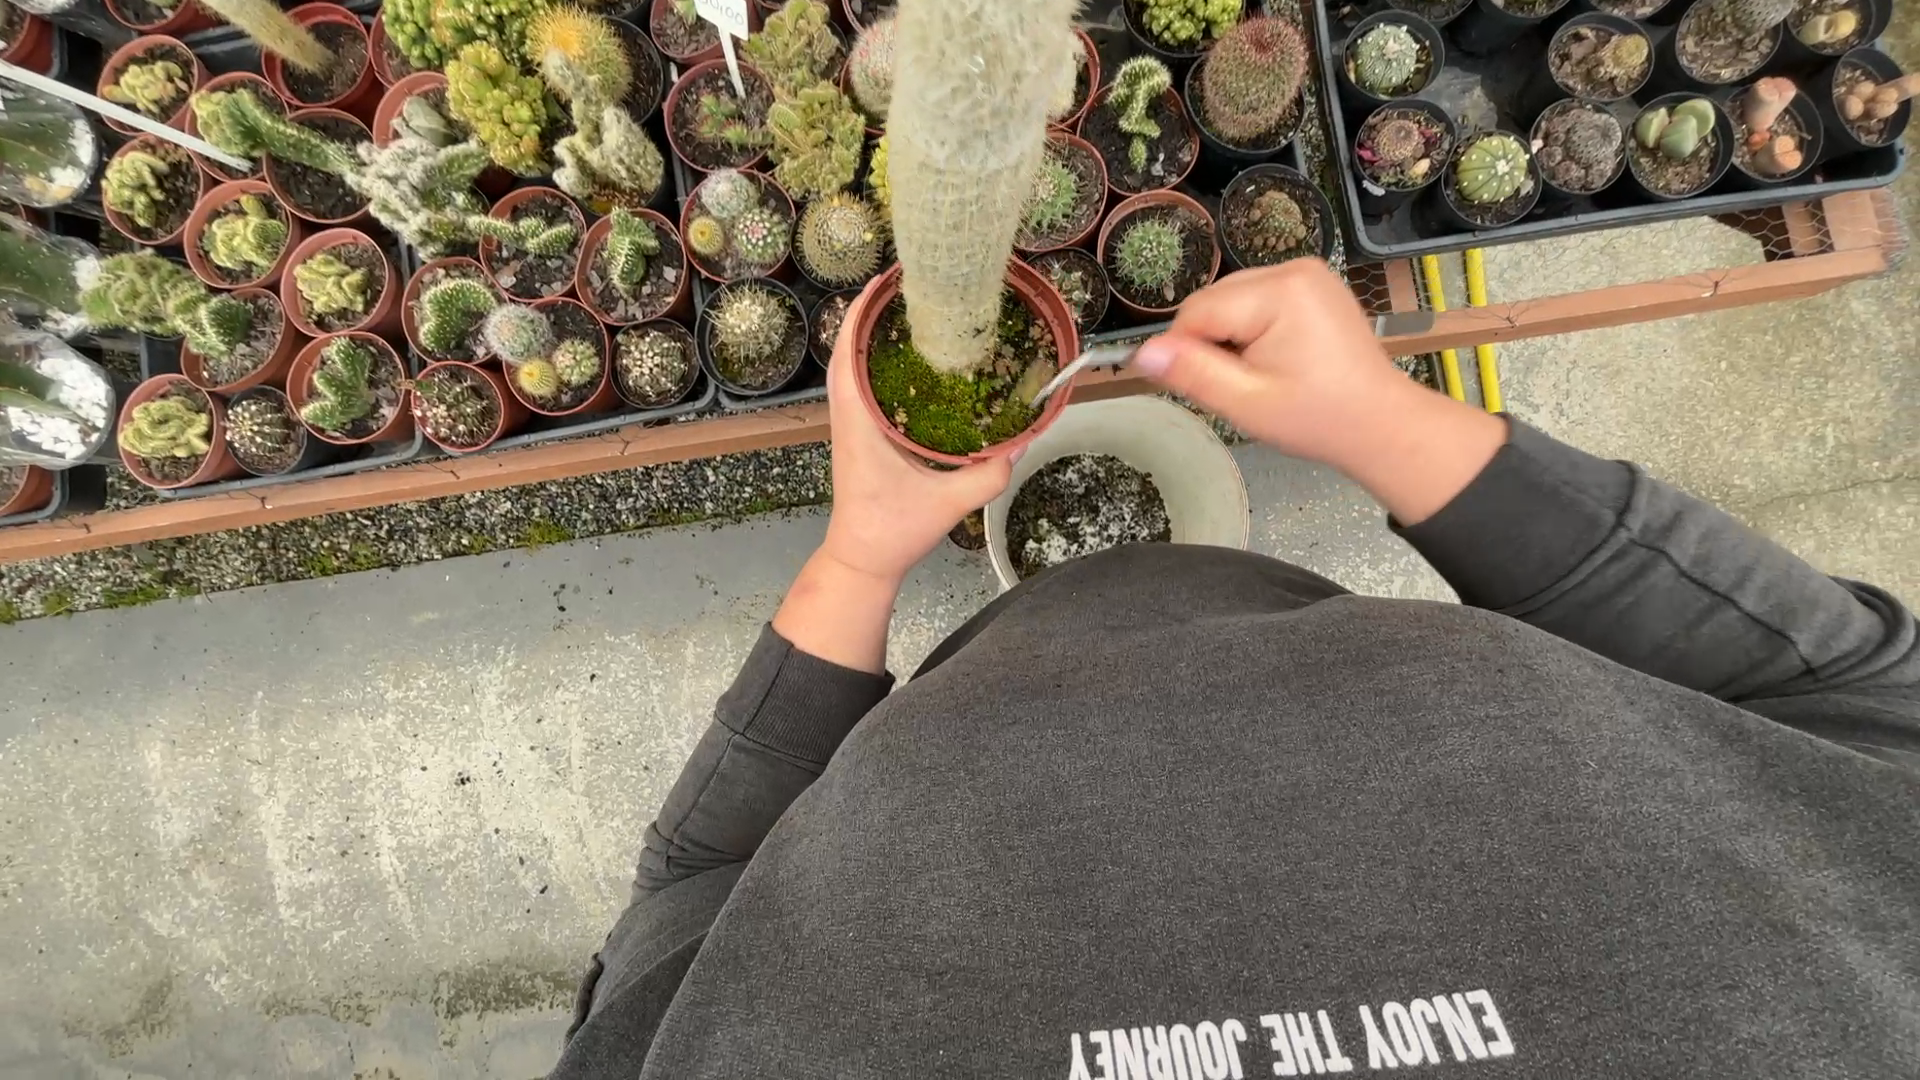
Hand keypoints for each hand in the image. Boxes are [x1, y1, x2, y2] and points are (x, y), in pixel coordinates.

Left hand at [818, 277, 1015, 586]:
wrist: (863, 559)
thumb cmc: (892, 532)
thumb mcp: (948, 505)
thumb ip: (986, 476)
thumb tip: (1020, 444)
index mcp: (859, 423)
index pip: (848, 355)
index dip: (861, 313)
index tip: (884, 282)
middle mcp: (848, 416)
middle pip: (848, 350)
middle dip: (869, 313)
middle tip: (906, 286)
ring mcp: (850, 426)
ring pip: (850, 367)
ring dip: (870, 335)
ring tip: (905, 310)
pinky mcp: (858, 435)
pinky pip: (859, 386)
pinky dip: (874, 362)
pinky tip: (905, 359)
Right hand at [1132, 260, 1506, 523]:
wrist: (1378, 422)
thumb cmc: (1315, 418)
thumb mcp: (1245, 403)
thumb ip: (1192, 373)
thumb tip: (1142, 353)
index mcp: (1280, 292)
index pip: (1196, 312)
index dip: (1186, 352)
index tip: (1205, 387)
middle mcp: (1292, 268)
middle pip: (1212, 301)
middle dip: (1210, 343)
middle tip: (1238, 385)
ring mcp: (1305, 272)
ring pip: (1228, 300)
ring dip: (1227, 337)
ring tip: (1257, 373)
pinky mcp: (1310, 283)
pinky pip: (1253, 300)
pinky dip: (1247, 329)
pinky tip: (1269, 358)